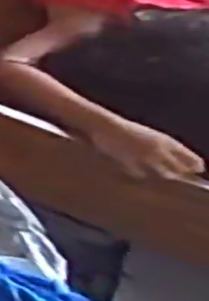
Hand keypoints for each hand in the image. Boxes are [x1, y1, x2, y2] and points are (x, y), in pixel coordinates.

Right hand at [88, 119, 205, 180]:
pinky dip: (139, 174)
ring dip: (160, 174)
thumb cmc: (130, 129)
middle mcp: (161, 151)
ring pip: (163, 173)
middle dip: (178, 172)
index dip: (195, 167)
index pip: (194, 161)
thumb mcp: (154, 136)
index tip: (193, 171)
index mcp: (170, 143)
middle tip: (173, 174)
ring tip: (154, 173)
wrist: (105, 126)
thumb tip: (180, 161)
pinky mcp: (128, 161)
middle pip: (179, 169)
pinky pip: (139, 173)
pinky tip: (135, 171)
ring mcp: (144, 156)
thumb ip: (167, 147)